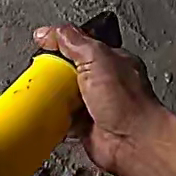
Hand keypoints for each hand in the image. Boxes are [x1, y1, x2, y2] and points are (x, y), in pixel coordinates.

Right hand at [33, 24, 175, 175]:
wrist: (133, 143)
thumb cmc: (128, 102)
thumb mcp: (96, 58)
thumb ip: (74, 42)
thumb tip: (48, 32)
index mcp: (112, 60)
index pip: (81, 44)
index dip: (61, 43)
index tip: (42, 44)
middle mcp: (104, 82)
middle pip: (69, 70)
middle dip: (54, 72)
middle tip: (42, 73)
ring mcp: (95, 106)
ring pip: (64, 96)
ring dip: (53, 96)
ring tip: (44, 94)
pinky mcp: (85, 128)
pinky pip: (62, 119)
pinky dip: (53, 118)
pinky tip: (46, 114)